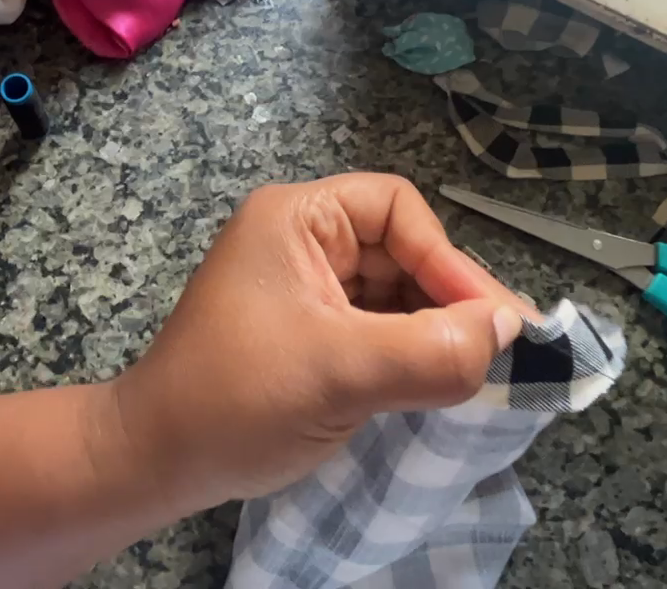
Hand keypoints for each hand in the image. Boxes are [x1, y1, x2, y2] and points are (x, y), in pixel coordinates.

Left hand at [107, 173, 538, 507]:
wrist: (159, 457)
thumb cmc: (236, 398)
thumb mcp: (339, 372)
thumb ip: (429, 350)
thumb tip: (507, 330)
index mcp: (296, 219)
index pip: (394, 208)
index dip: (447, 258)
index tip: (493, 321)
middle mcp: (301, 238)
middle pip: (397, 248)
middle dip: (446, 297)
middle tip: (504, 353)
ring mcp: (302, 283)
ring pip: (390, 289)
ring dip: (432, 327)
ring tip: (479, 372)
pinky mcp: (306, 327)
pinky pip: (373, 323)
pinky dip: (408, 349)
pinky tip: (438, 381)